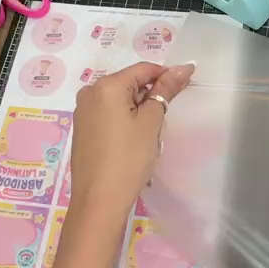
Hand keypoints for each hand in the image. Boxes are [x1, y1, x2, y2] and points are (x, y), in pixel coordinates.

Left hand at [67, 62, 194, 215]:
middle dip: (150, 95)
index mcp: (106, 86)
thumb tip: (183, 67)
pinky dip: (124, 119)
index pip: (143, 69)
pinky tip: (131, 141)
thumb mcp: (151, 122)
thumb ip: (165, 91)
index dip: (166, 75)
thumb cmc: (128, 158)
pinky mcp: (82, 128)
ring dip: (138, 109)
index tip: (186, 85)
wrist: (99, 200)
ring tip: (148, 135)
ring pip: (119, 99)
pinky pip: (108, 113)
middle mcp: (89, 93)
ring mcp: (82, 111)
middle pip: (129, 83)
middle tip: (164, 121)